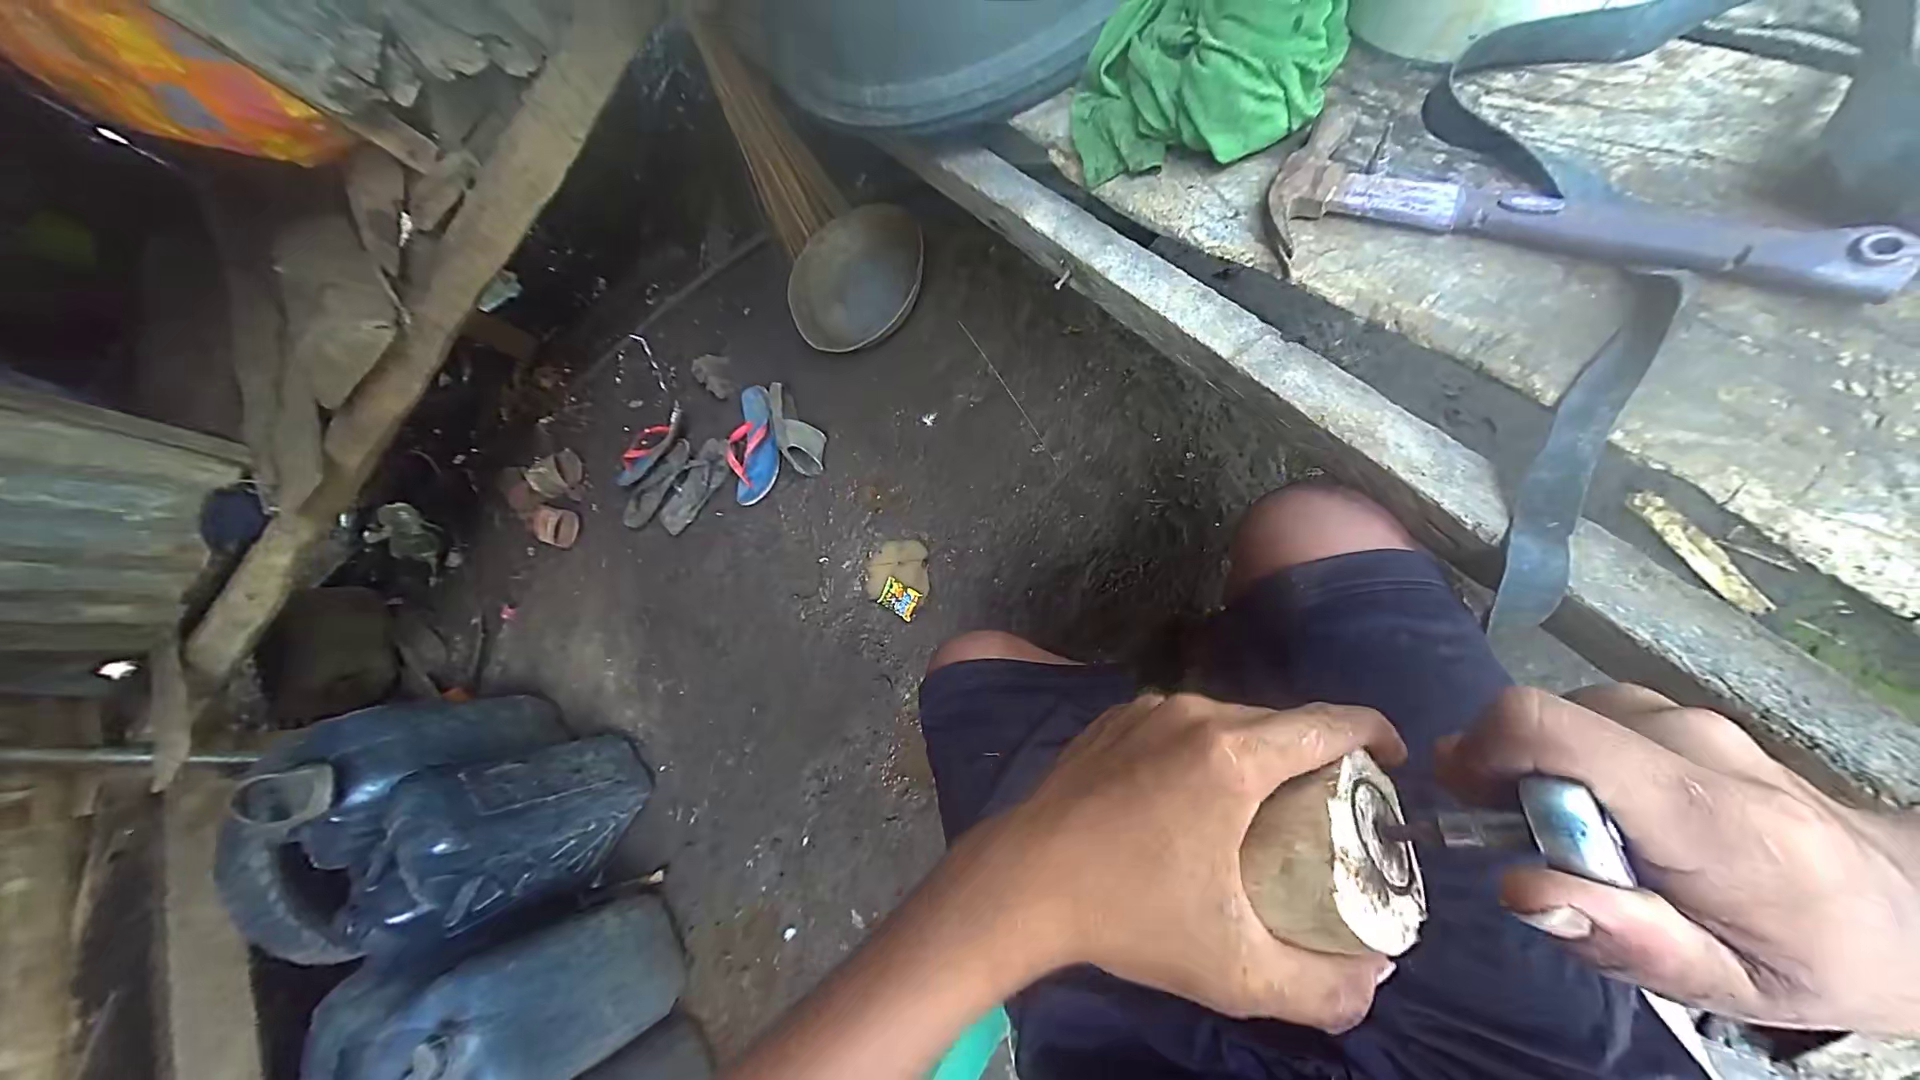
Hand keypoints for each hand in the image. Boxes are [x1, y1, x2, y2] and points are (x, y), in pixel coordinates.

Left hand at [967, 692, 1405, 1031]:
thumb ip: (1324, 986)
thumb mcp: (1237, 971)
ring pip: (1225, 719)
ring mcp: (1143, 710)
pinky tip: (1192, 793)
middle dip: (1313, 756)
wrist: (1025, 877)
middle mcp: (1189, 715)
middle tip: (1325, 808)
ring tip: (1260, 804)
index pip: (1325, 722)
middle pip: (1275, 722)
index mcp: (1230, 754)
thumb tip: (1374, 975)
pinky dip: (1203, 747)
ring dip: (1255, 752)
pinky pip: (1178, 723)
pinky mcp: (1111, 720)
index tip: (1391, 762)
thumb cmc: (1130, 915)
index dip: (1371, 734)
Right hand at [1438, 684, 1919, 1033]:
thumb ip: (1625, 940)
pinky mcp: (1665, 707)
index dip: (1482, 750)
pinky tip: (1600, 800)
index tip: (1470, 797)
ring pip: (1553, 720)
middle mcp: (1692, 742)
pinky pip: (1575, 717)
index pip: (1549, 731)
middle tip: (1532, 838)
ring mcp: (1681, 715)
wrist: (1908, 905)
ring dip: (1537, 770)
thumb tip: (1518, 887)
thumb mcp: (1729, 984)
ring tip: (1577, 828)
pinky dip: (1563, 756)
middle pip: (1540, 725)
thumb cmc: (1811, 954)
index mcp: (1709, 816)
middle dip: (1510, 777)